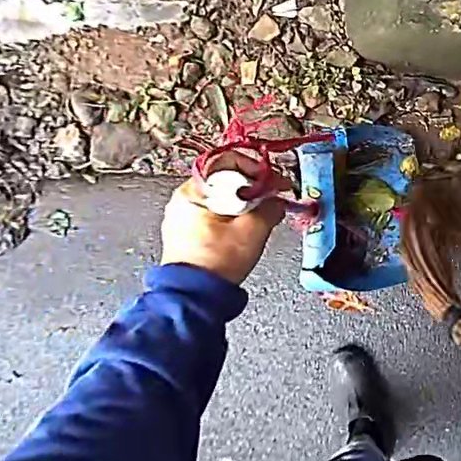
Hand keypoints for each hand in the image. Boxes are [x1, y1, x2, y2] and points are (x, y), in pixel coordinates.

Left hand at [160, 166, 284, 285]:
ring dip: (243, 202)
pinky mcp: (186, 234)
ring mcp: (182, 217)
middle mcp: (183, 200)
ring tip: (260, 216)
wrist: (194, 299)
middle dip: (252, 187)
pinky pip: (213, 214)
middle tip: (270, 198)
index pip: (227, 162)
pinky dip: (231, 216)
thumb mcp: (253, 230)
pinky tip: (244, 230)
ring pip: (220, 197)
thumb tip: (278, 200)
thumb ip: (270, 207)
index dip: (256, 169)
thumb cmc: (216, 264)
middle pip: (224, 178)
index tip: (273, 182)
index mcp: (192, 191)